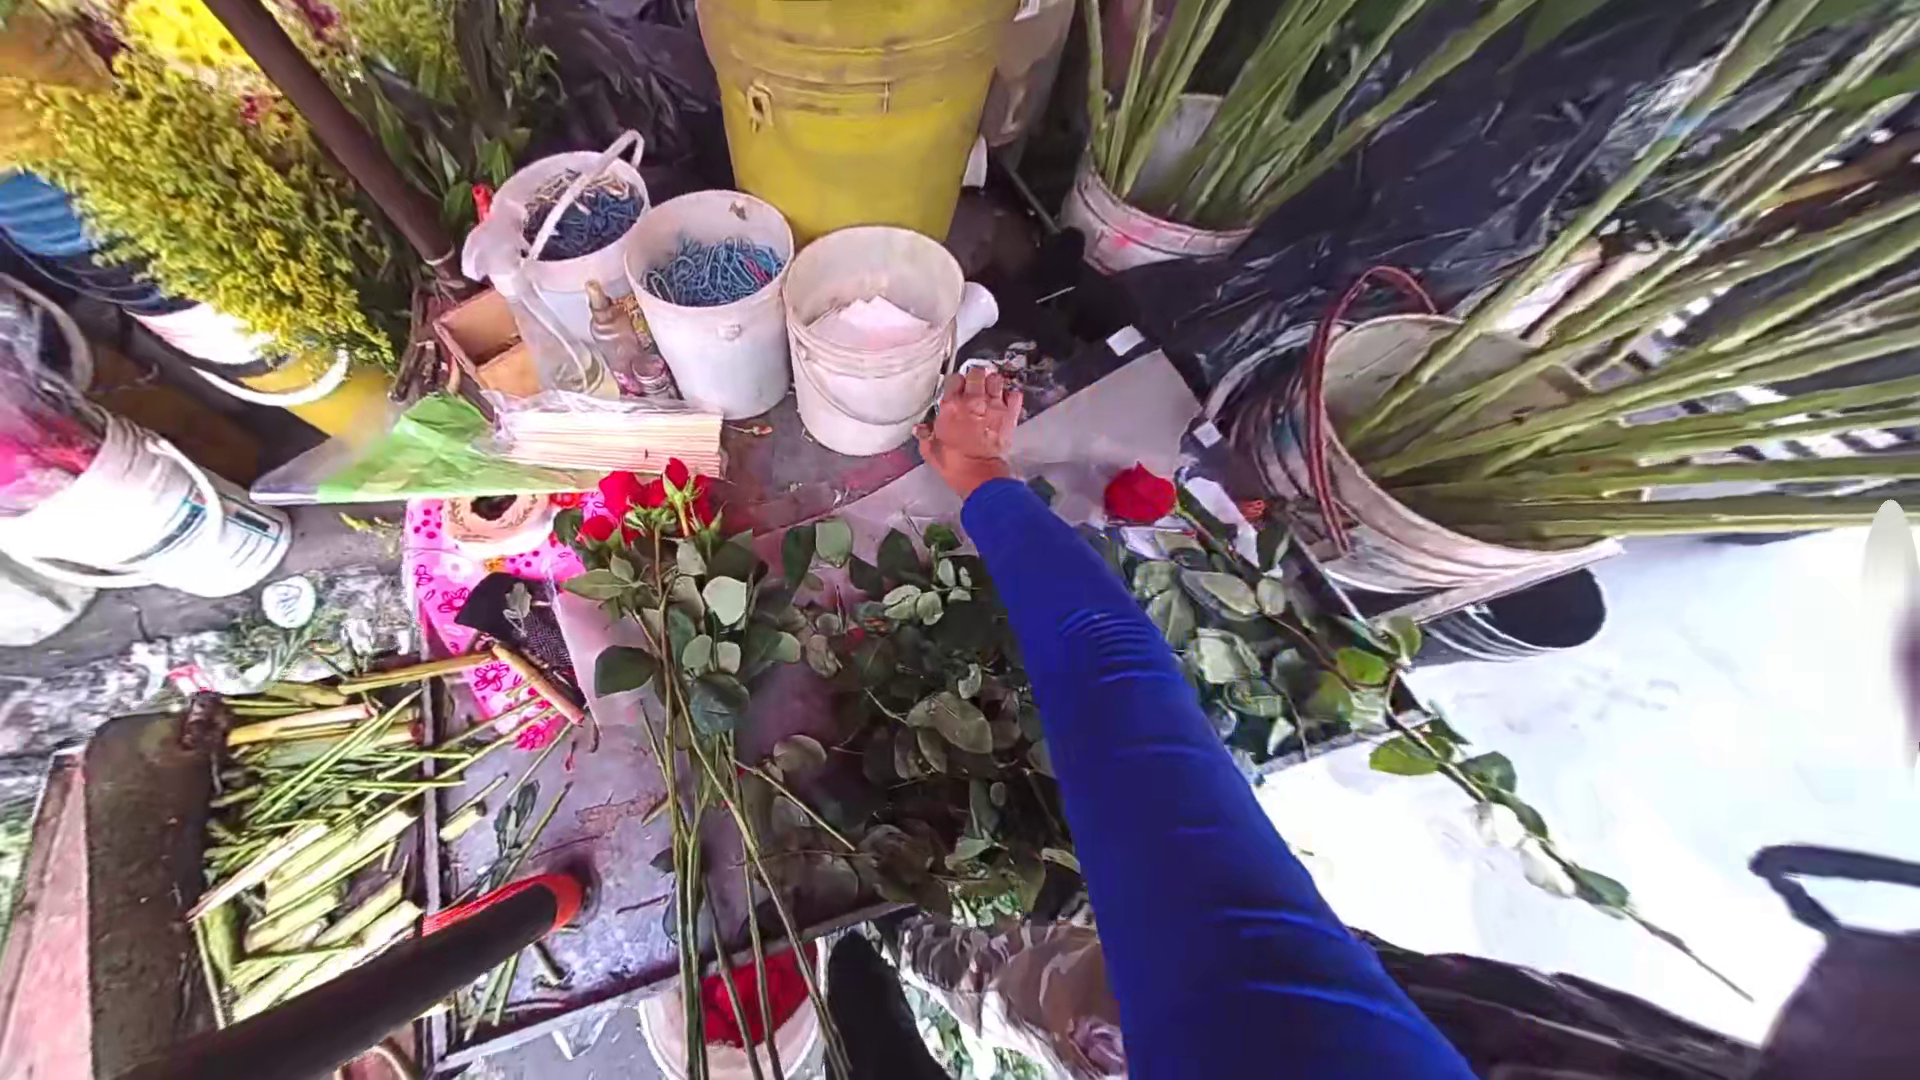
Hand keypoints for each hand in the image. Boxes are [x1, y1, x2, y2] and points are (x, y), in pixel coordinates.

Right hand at [916, 367, 1022, 499]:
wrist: (979, 474)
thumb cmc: (955, 463)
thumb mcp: (931, 450)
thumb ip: (925, 434)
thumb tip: (920, 429)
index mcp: (952, 406)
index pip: (954, 379)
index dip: (956, 383)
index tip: (956, 389)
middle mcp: (973, 400)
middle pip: (977, 373)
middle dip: (976, 377)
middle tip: (975, 386)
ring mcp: (993, 406)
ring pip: (996, 378)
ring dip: (993, 383)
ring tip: (990, 391)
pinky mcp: (1009, 415)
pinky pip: (1015, 394)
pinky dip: (1011, 395)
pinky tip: (1005, 401)